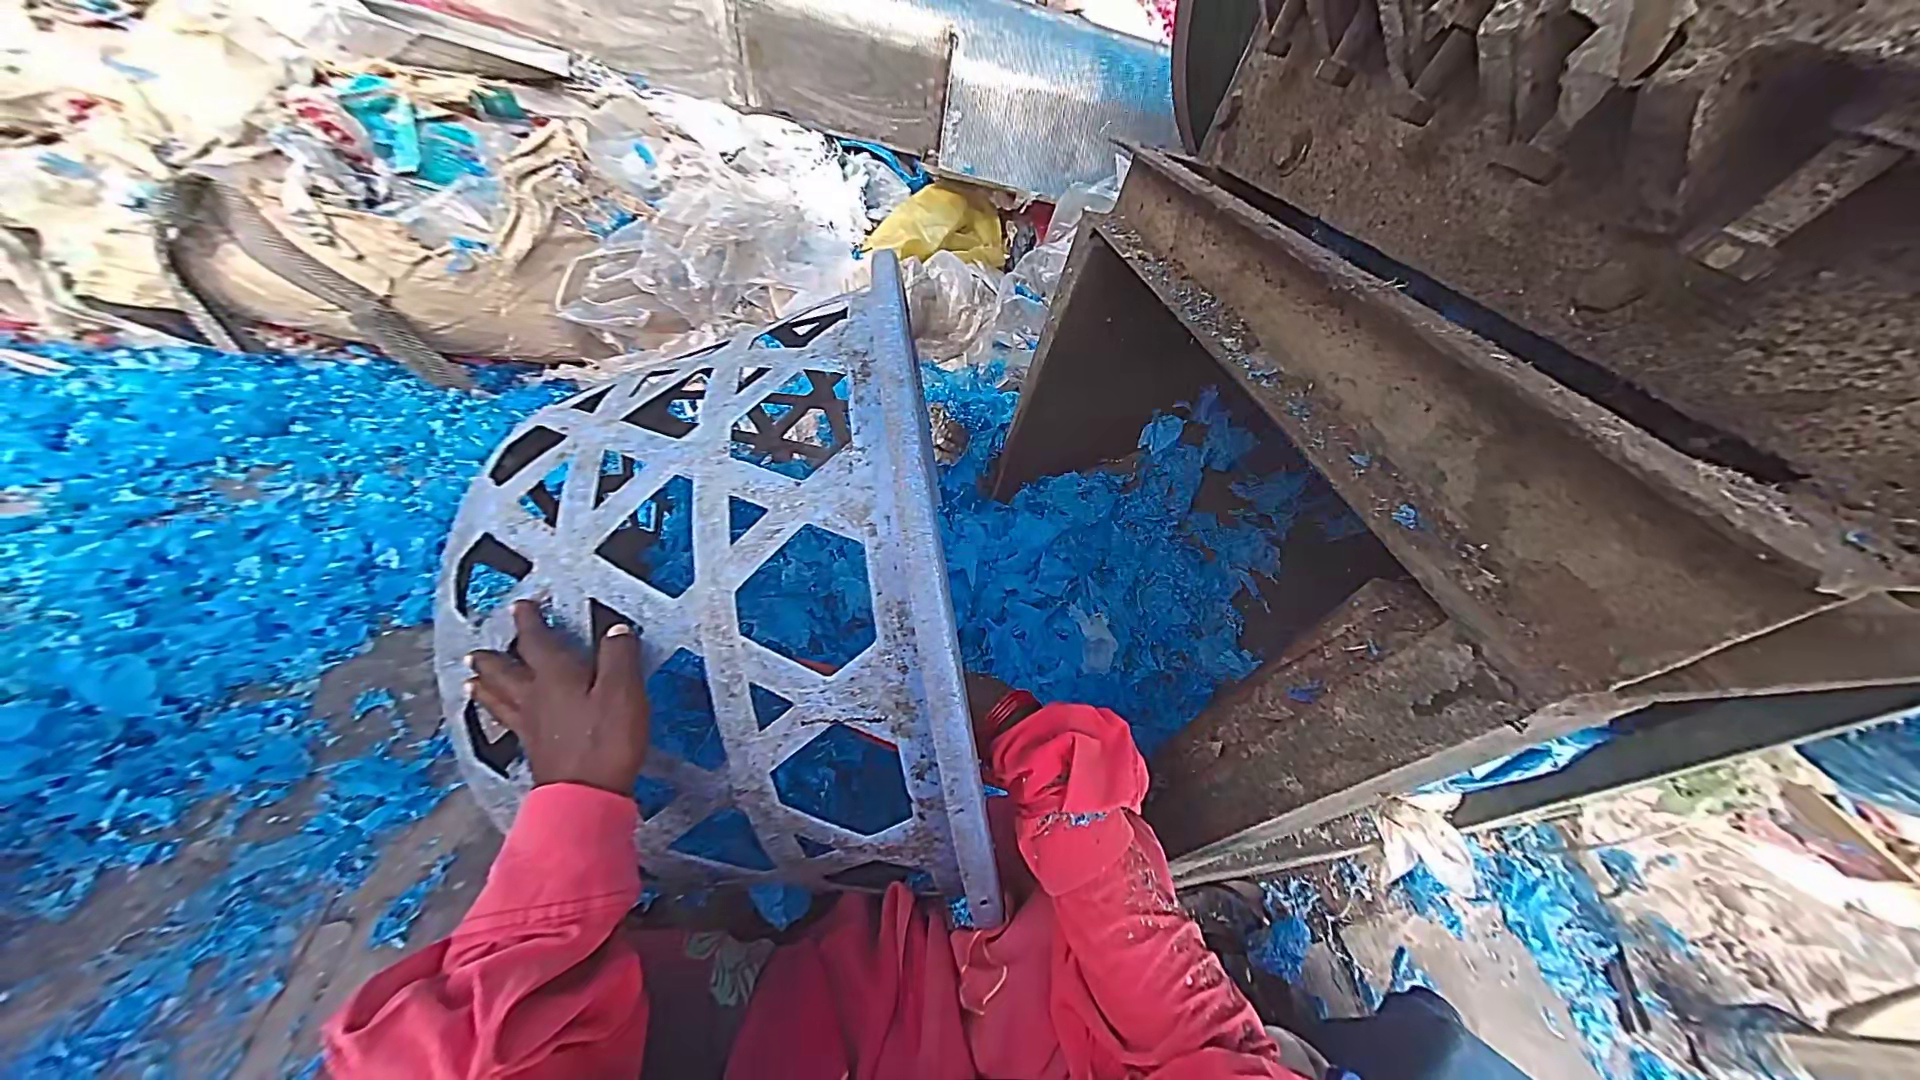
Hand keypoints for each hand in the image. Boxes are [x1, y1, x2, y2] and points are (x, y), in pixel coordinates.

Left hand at [467, 600, 649, 796]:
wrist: (585, 795)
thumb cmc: (606, 739)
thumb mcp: (624, 689)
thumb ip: (619, 655)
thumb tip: (615, 630)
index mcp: (556, 676)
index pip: (537, 641)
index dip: (529, 621)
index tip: (521, 606)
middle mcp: (535, 697)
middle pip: (506, 671)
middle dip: (496, 656)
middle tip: (480, 648)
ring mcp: (530, 725)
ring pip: (500, 697)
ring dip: (486, 684)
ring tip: (473, 678)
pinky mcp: (534, 747)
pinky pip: (506, 721)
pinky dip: (497, 711)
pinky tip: (500, 715)